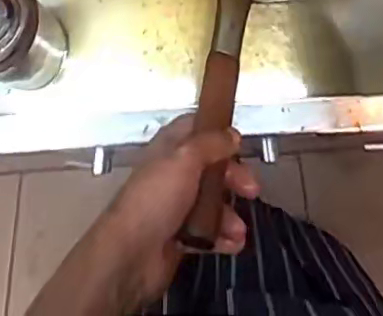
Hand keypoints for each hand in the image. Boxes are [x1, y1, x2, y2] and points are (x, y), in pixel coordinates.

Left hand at [30, 115, 259, 315]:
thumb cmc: (156, 196)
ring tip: (240, 228)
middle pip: (211, 166)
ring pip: (212, 201)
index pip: (195, 127)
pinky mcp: (179, 235)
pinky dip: (222, 236)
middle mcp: (173, 172)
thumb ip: (212, 143)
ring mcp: (176, 205)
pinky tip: (233, 242)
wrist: (130, 254)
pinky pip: (208, 231)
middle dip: (234, 176)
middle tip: (252, 188)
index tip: (239, 140)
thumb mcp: (186, 158)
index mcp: (170, 147)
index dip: (217, 130)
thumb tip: (233, 133)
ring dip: (230, 213)